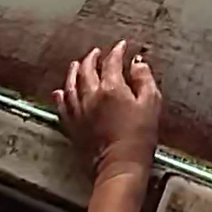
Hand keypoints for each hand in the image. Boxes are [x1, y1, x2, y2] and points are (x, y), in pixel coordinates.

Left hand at [55, 40, 161, 185]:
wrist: (121, 165)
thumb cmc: (140, 134)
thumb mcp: (151, 102)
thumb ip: (144, 78)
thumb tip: (138, 63)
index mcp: (112, 88)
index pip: (111, 62)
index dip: (117, 51)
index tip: (122, 46)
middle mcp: (92, 96)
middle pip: (87, 70)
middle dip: (92, 58)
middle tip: (96, 52)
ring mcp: (80, 112)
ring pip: (71, 85)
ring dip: (74, 72)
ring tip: (76, 64)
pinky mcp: (73, 127)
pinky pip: (63, 107)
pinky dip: (61, 96)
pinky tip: (60, 91)